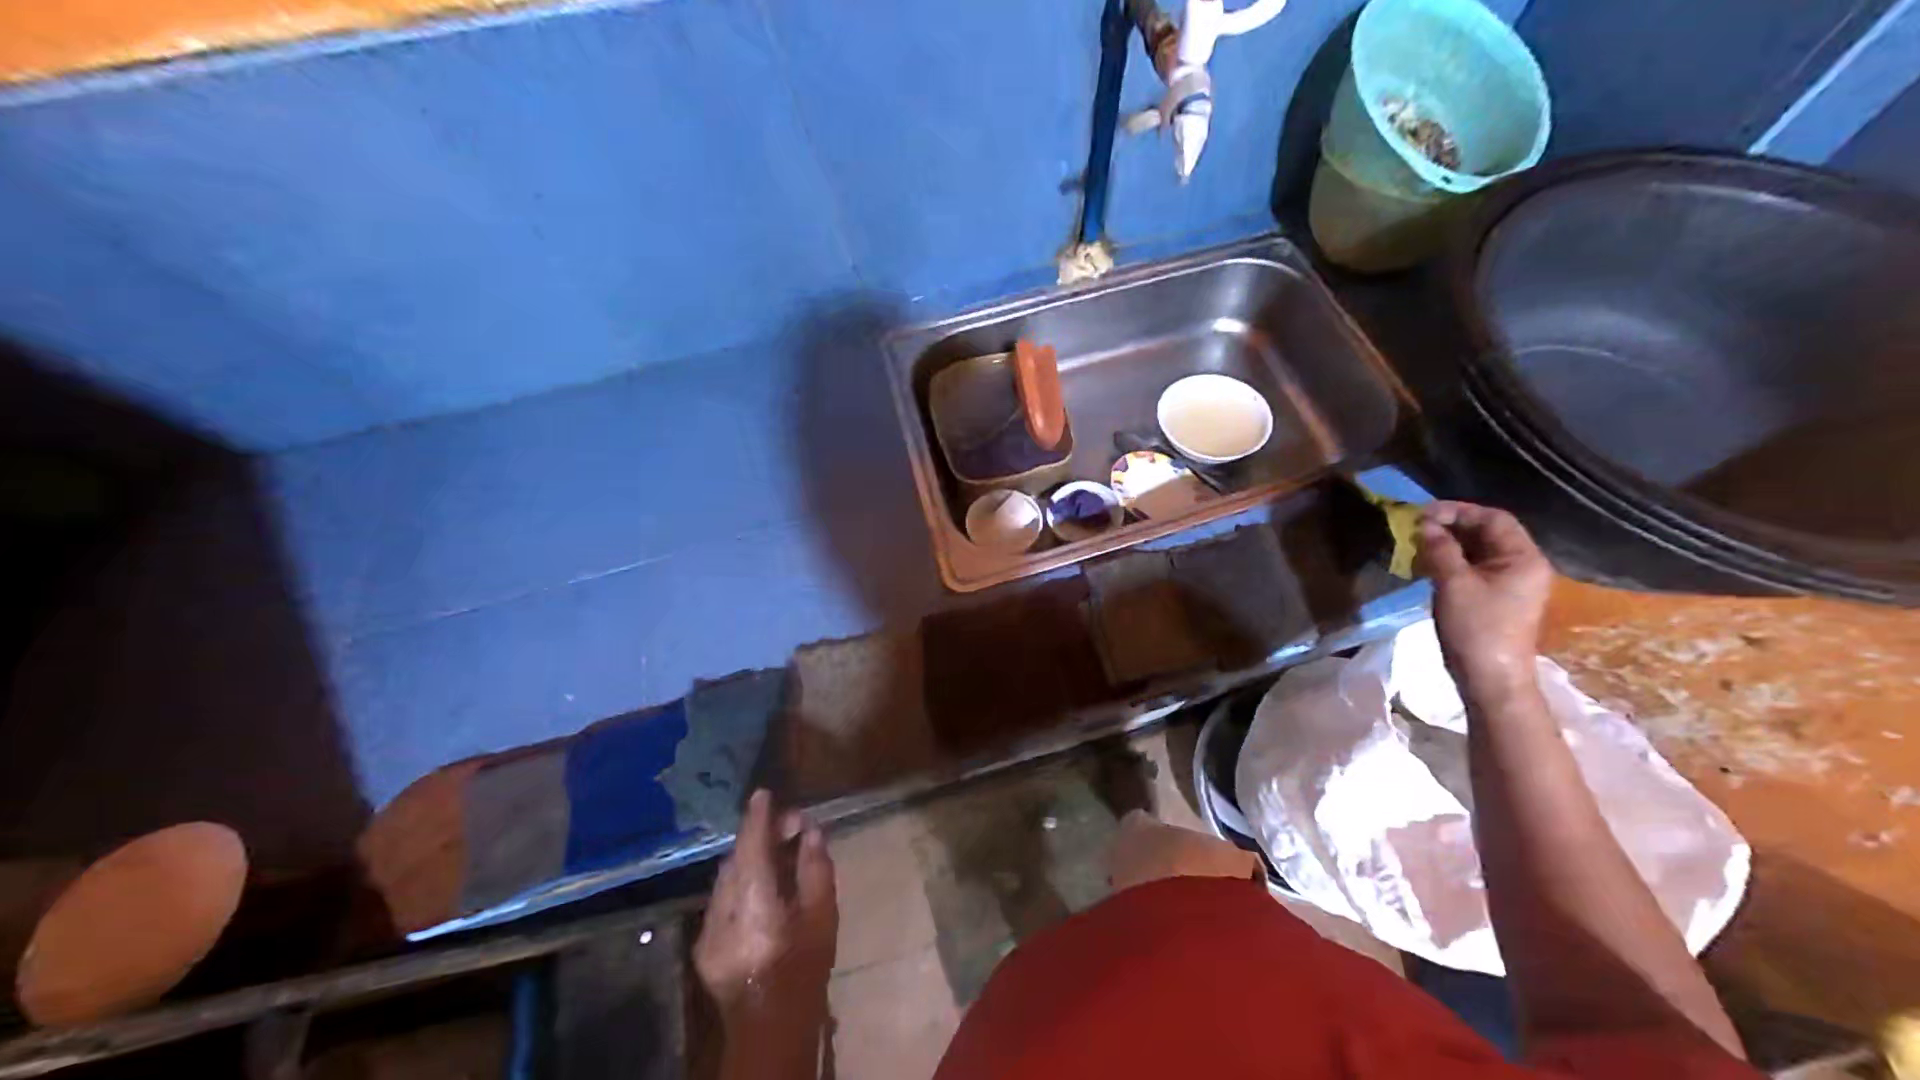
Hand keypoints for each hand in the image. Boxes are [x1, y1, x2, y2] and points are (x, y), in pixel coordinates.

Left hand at [692, 790, 836, 1026]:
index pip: (751, 845)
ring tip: (779, 852)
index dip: (758, 817)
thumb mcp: (822, 917)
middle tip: (791, 826)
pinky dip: (741, 883)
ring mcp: (708, 930)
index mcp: (753, 900)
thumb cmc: (804, 970)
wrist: (770, 1029)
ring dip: (749, 859)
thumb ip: (815, 869)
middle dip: (760, 837)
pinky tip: (762, 886)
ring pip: (726, 878)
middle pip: (737, 859)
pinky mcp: (703, 946)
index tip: (764, 792)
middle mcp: (722, 910)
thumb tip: (811, 831)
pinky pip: (722, 900)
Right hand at [1416, 501, 1553, 696]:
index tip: (1422, 514)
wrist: (1491, 678)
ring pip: (1479, 551)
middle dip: (1451, 525)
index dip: (1458, 510)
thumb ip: (1441, 549)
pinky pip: (1474, 568)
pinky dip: (1451, 560)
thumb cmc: (1477, 628)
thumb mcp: (1454, 584)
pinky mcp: (1496, 598)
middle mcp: (1523, 566)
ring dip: (1449, 543)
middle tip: (1416, 527)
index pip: (1494, 518)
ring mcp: (1511, 583)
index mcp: (1523, 558)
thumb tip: (1426, 525)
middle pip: (1488, 533)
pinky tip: (1428, 563)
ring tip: (1417, 543)